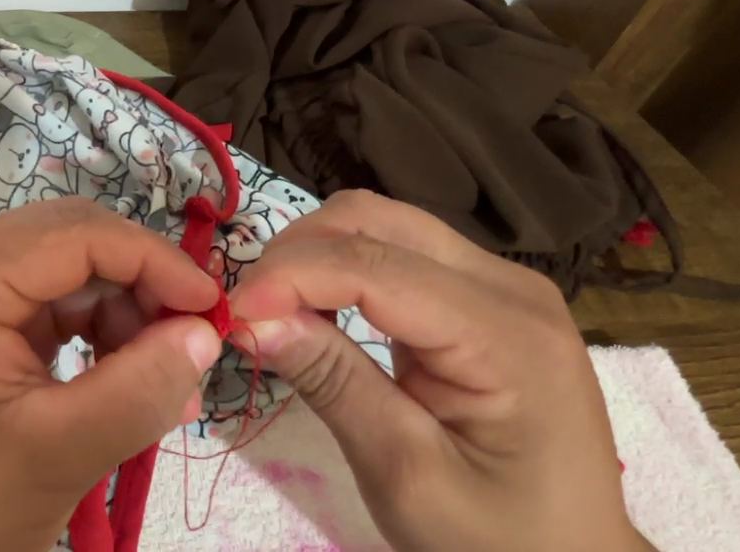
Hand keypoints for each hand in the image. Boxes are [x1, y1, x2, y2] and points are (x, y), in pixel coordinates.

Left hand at [0, 198, 224, 551]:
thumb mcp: (54, 454)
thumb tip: (206, 334)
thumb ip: (137, 391)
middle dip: (140, 281)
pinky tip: (122, 379)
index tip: (214, 310)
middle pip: (72, 239)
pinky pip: (49, 304)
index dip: (154, 260)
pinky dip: (94, 332)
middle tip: (193, 339)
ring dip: (122, 310)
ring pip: (66, 269)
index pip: (78, 232)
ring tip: (161, 379)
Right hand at [230, 190, 654, 551]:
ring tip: (279, 308)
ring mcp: (499, 280)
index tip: (230, 313)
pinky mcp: (481, 289)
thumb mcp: (405, 475)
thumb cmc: (495, 540)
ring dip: (314, 253)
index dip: (290, 275)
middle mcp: (509, 284)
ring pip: (377, 221)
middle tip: (252, 310)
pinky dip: (339, 264)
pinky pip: (393, 247)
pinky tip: (320, 307)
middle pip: (374, 220)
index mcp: (507, 336)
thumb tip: (250, 317)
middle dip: (298, 252)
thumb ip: (330, 381)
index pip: (374, 267)